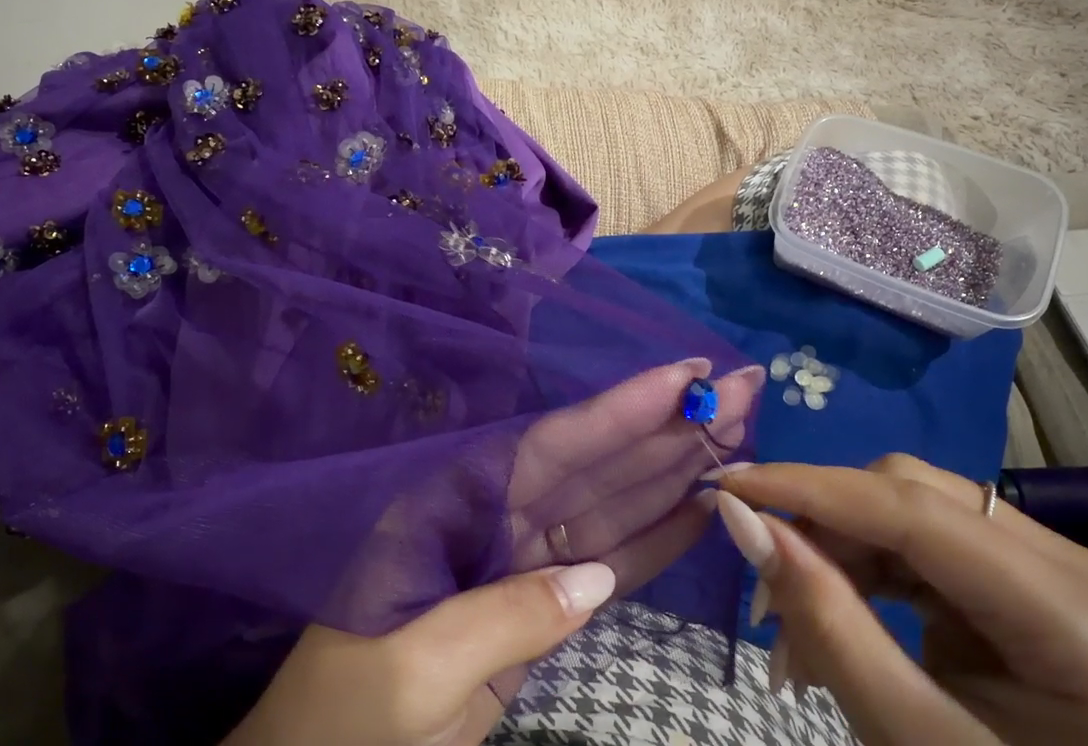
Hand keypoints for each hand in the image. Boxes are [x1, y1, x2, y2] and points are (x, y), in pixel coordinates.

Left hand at [224, 359, 764, 745]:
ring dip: (672, 475)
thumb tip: (592, 578)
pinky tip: (701, 513)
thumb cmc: (345, 716)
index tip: (686, 376)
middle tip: (743, 392)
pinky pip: (602, 569)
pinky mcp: (534, 611)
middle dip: (664, 429)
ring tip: (740, 440)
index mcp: (451, 511)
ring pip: (608, 510)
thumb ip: (504, 618)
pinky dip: (653, 543)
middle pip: (590, 466)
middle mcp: (490, 521)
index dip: (620, 410)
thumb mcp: (413, 669)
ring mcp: (517, 565)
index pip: (547, 447)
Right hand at [714, 455, 1087, 745]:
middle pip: (917, 499)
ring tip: (791, 628)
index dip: (815, 489)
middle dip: (823, 532)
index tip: (728, 486)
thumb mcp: (904, 734)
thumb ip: (825, 622)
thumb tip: (741, 520)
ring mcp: (1065, 572)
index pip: (923, 515)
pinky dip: (865, 570)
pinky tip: (834, 611)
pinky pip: (926, 541)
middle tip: (762, 596)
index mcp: (1084, 625)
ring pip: (913, 511)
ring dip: (836, 553)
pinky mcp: (1035, 580)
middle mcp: (1086, 574)